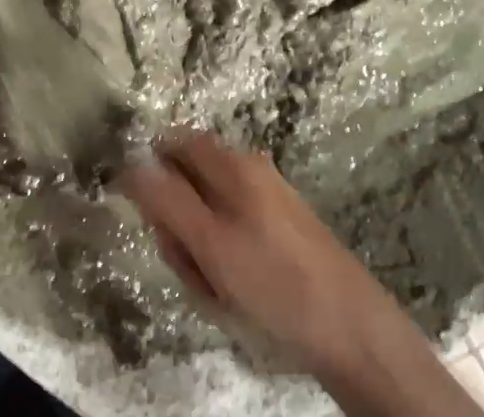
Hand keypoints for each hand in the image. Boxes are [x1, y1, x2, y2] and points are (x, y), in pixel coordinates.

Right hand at [117, 132, 406, 377]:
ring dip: (197, 251)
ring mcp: (270, 204)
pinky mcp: (283, 235)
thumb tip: (127, 162)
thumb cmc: (277, 285)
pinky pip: (232, 240)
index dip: (150, 175)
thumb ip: (164, 199)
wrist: (357, 338)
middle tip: (186, 262)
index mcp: (233, 164)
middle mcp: (251, 172)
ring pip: (207, 218)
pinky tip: (236, 297)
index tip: (148, 217)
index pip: (170, 144)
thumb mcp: (208, 243)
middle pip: (186, 183)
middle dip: (175, 224)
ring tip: (213, 288)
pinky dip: (223, 265)